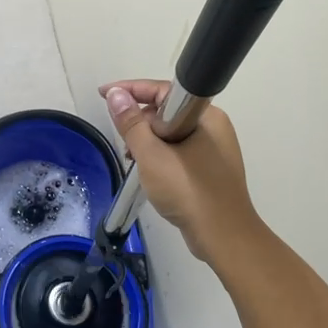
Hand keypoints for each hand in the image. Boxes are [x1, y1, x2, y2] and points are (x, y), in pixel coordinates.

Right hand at [100, 80, 266, 266]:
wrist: (223, 236)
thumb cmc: (188, 191)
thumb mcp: (151, 155)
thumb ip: (131, 124)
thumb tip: (115, 95)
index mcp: (205, 115)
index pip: (162, 91)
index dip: (131, 90)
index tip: (105, 94)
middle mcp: (213, 126)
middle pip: (166, 111)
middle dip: (140, 122)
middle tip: (122, 141)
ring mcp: (214, 149)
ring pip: (172, 133)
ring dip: (148, 142)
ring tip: (133, 160)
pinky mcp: (211, 169)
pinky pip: (180, 151)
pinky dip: (161, 156)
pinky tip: (150, 173)